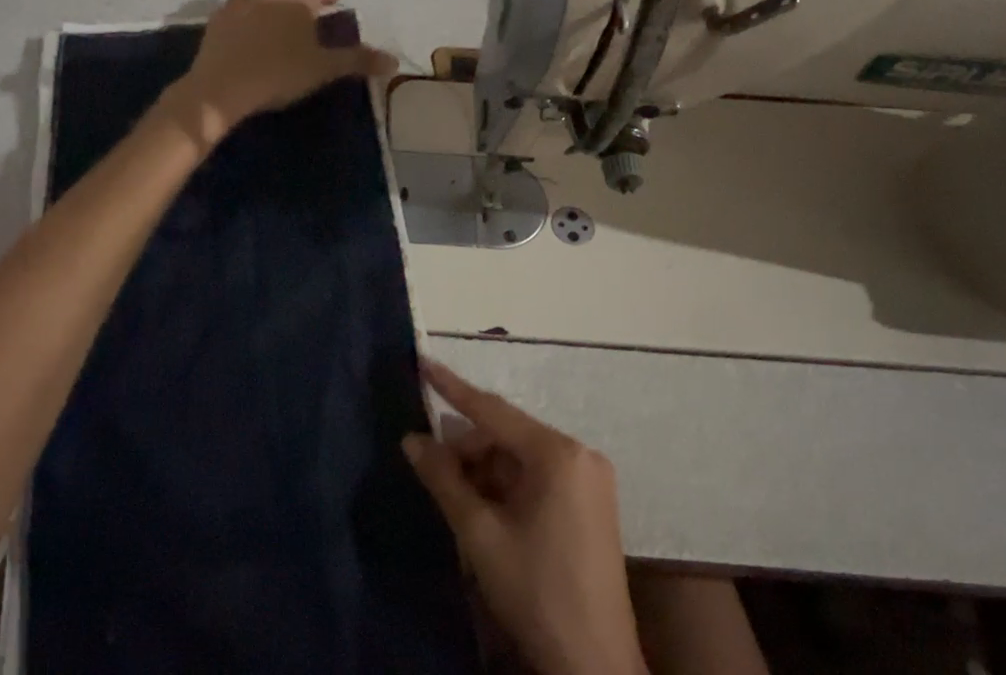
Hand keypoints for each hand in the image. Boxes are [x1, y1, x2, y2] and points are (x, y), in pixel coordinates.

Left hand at [161, 0, 391, 142]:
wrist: (223, 87)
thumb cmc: (279, 75)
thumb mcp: (323, 70)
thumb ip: (358, 62)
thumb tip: (393, 60)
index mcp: (296, 3)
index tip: (333, 1)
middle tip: (298, 4)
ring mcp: (237, 6)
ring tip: (267, 14)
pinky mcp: (214, 22)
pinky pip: (228, 8)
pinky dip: (238, 13)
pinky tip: (241, 30)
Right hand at [403, 361, 647, 674]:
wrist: (592, 660)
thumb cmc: (534, 589)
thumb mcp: (479, 533)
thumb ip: (444, 478)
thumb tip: (412, 439)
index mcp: (558, 454)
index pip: (493, 411)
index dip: (453, 388)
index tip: (423, 361)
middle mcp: (580, 455)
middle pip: (507, 436)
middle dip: (466, 449)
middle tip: (429, 470)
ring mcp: (590, 479)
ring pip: (520, 457)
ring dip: (484, 471)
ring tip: (454, 498)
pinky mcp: (591, 503)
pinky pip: (538, 476)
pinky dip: (506, 486)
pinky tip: (482, 508)